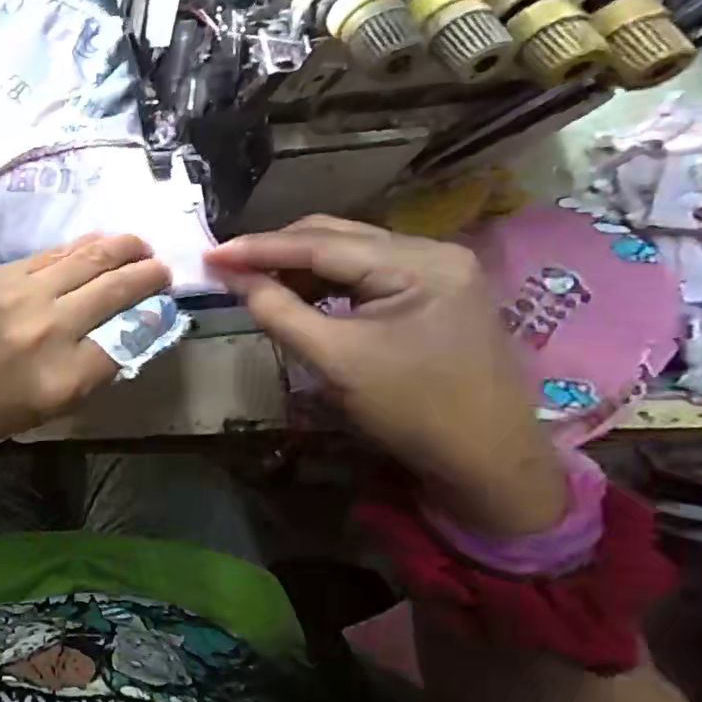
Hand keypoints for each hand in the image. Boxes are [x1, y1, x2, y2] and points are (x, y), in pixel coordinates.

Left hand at [0, 234, 170, 463]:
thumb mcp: (56, 405)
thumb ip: (98, 366)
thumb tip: (136, 325)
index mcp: (65, 376)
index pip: (129, 336)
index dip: (154, 316)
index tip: (164, 304)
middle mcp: (48, 329)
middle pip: (114, 289)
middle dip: (147, 274)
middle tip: (162, 269)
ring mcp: (21, 295)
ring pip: (88, 259)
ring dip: (122, 248)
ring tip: (140, 246)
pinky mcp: (0, 275)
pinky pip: (54, 253)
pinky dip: (83, 247)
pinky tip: (100, 244)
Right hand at [205, 216, 565, 536]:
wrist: (490, 465)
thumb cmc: (414, 413)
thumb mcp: (335, 361)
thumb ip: (278, 311)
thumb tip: (231, 277)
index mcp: (420, 263)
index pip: (322, 243)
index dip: (260, 248)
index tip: (211, 255)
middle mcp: (433, 251)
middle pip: (337, 237)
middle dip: (278, 251)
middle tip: (229, 268)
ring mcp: (438, 269)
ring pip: (349, 252)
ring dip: (300, 266)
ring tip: (257, 283)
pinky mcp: (433, 291)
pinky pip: (366, 273)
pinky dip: (326, 282)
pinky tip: (300, 294)